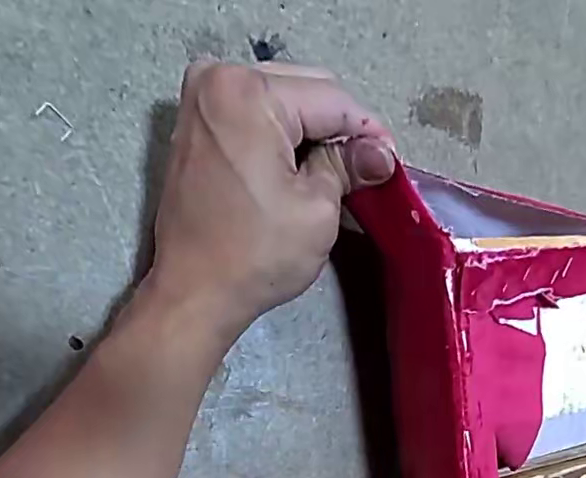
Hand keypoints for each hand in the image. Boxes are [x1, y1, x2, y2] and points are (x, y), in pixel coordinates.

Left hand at [146, 61, 396, 336]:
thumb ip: (348, 168)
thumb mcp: (317, 212)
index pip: (330, 99)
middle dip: (337, 129)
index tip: (391, 159)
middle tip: (364, 170)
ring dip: (310, 134)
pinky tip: (299, 170)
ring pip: (278, 102)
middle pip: (302, 90)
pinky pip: (252, 118)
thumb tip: (381, 154)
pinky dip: (280, 139)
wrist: (194, 291)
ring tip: (334, 175)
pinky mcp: (194, 129)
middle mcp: (217, 78)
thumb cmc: (256, 256)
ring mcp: (200, 102)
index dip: (368, 130)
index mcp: (249, 92)